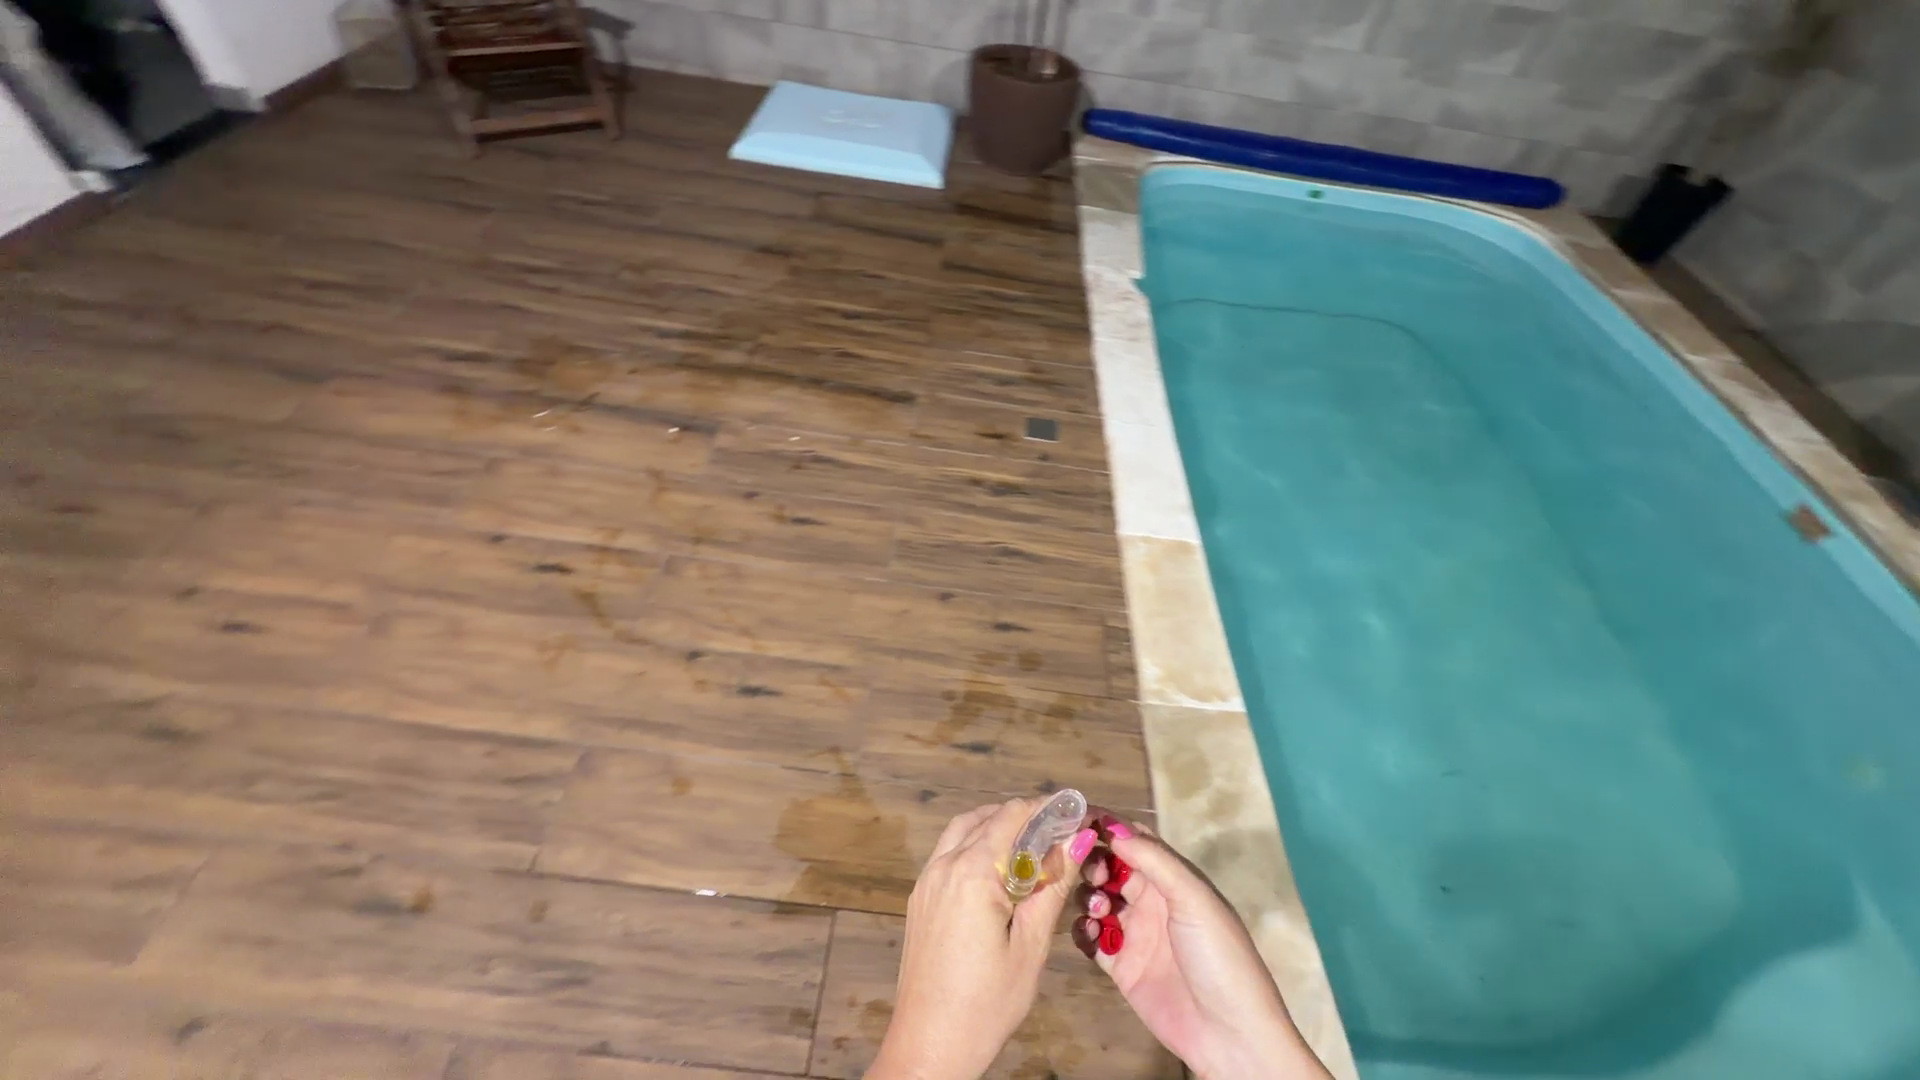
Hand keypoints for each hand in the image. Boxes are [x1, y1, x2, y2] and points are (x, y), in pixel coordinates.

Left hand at [867, 797, 1095, 1079]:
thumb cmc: (986, 1003)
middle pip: (984, 818)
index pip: (1011, 817)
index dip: (1044, 809)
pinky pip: (948, 853)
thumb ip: (1052, 886)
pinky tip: (997, 872)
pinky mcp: (920, 898)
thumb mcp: (1030, 947)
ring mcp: (927, 881)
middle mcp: (944, 866)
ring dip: (994, 826)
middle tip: (1057, 832)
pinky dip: (974, 845)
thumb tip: (1078, 840)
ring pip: (961, 831)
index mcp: (972, 873)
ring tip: (1031, 847)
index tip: (1073, 813)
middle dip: (1021, 816)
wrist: (927, 1046)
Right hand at [1074, 816, 1331, 1079]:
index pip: (1134, 841)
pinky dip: (1083, 930)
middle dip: (1093, 862)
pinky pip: (1091, 938)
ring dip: (1088, 896)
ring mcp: (1135, 933)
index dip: (1107, 827)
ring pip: (1096, 899)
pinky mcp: (1120, 966)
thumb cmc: (1220, 957)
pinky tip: (1090, 933)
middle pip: (1109, 867)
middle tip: (1091, 872)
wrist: (1231, 1036)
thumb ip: (1154, 860)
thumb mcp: (1194, 898)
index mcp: (1173, 879)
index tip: (1077, 818)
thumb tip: (1113, 826)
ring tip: (1099, 911)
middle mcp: (1151, 900)